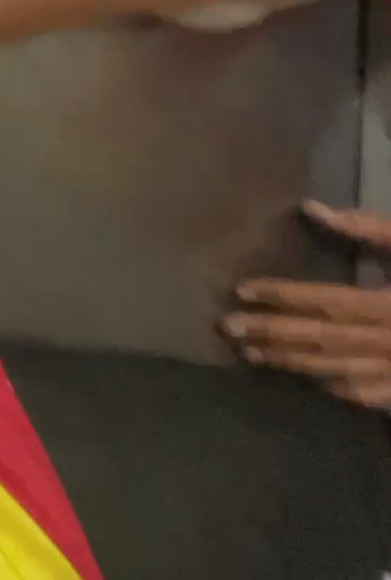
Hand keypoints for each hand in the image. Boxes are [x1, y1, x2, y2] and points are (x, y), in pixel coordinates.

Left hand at [222, 201, 390, 410]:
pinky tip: (325, 388)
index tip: (242, 290)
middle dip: (275, 334)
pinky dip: (358, 393)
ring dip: (299, 364)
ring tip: (253, 355)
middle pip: (329, 339)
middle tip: (226, 329)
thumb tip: (311, 208)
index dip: (283, 296)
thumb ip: (377, 230)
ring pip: (351, 370)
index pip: (329, 302)